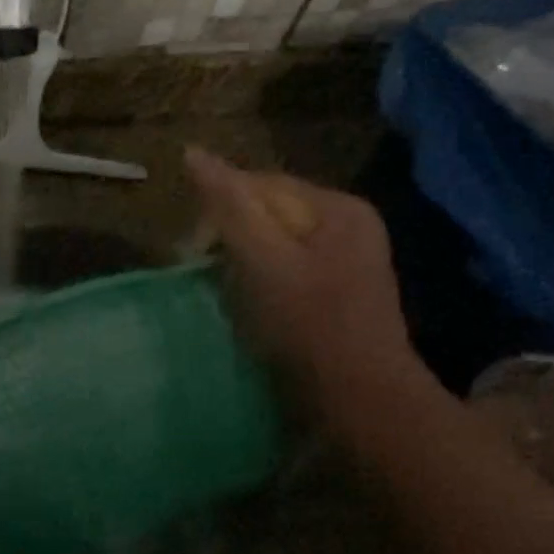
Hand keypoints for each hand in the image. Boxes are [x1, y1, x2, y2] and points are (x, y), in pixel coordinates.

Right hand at [183, 147, 425, 417]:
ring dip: (239, 258)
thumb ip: (228, 204)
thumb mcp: (261, 259)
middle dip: (228, 235)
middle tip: (203, 271)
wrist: (361, 401)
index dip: (217, 211)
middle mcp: (347, 223)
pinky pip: (283, 262)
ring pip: (270, 238)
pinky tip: (251, 302)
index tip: (192, 252)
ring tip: (225, 289)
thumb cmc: (308, 325)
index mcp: (338, 207)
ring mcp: (345, 256)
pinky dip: (258, 276)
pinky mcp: (336, 286)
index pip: (257, 185)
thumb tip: (192, 151)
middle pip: (264, 210)